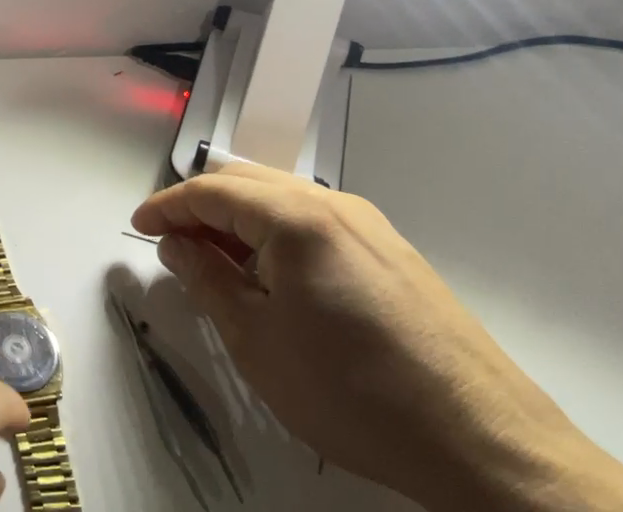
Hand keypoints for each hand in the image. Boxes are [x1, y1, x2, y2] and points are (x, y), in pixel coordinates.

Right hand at [133, 162, 622, 511]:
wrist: (483, 442)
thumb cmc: (354, 394)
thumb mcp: (257, 342)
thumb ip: (207, 281)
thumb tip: (177, 244)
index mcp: (296, 218)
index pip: (211, 191)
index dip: (167, 206)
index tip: (138, 226)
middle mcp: (335, 206)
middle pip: (247, 182)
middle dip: (200, 205)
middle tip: (172, 244)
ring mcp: (371, 226)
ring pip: (283, 198)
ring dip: (239, 218)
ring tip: (216, 262)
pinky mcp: (393, 253)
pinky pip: (315, 221)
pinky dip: (276, 232)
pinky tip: (271, 275)